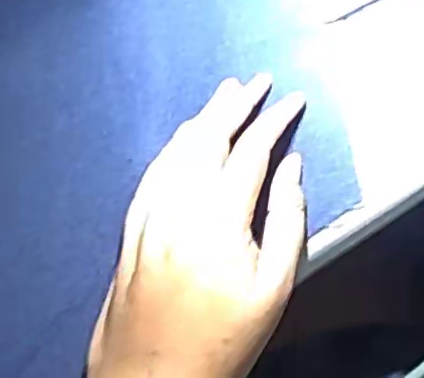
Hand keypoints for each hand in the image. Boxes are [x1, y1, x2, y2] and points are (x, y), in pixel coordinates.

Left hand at [88, 75, 307, 377]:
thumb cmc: (224, 343)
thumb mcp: (275, 286)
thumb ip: (288, 218)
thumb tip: (291, 166)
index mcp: (217, 225)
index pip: (250, 152)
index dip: (274, 120)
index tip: (295, 100)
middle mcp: (176, 216)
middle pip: (207, 143)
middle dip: (236, 105)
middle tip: (259, 81)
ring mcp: (147, 228)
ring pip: (176, 156)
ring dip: (203, 119)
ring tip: (225, 93)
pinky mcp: (128, 243)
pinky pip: (150, 179)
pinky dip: (170, 149)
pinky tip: (183, 138)